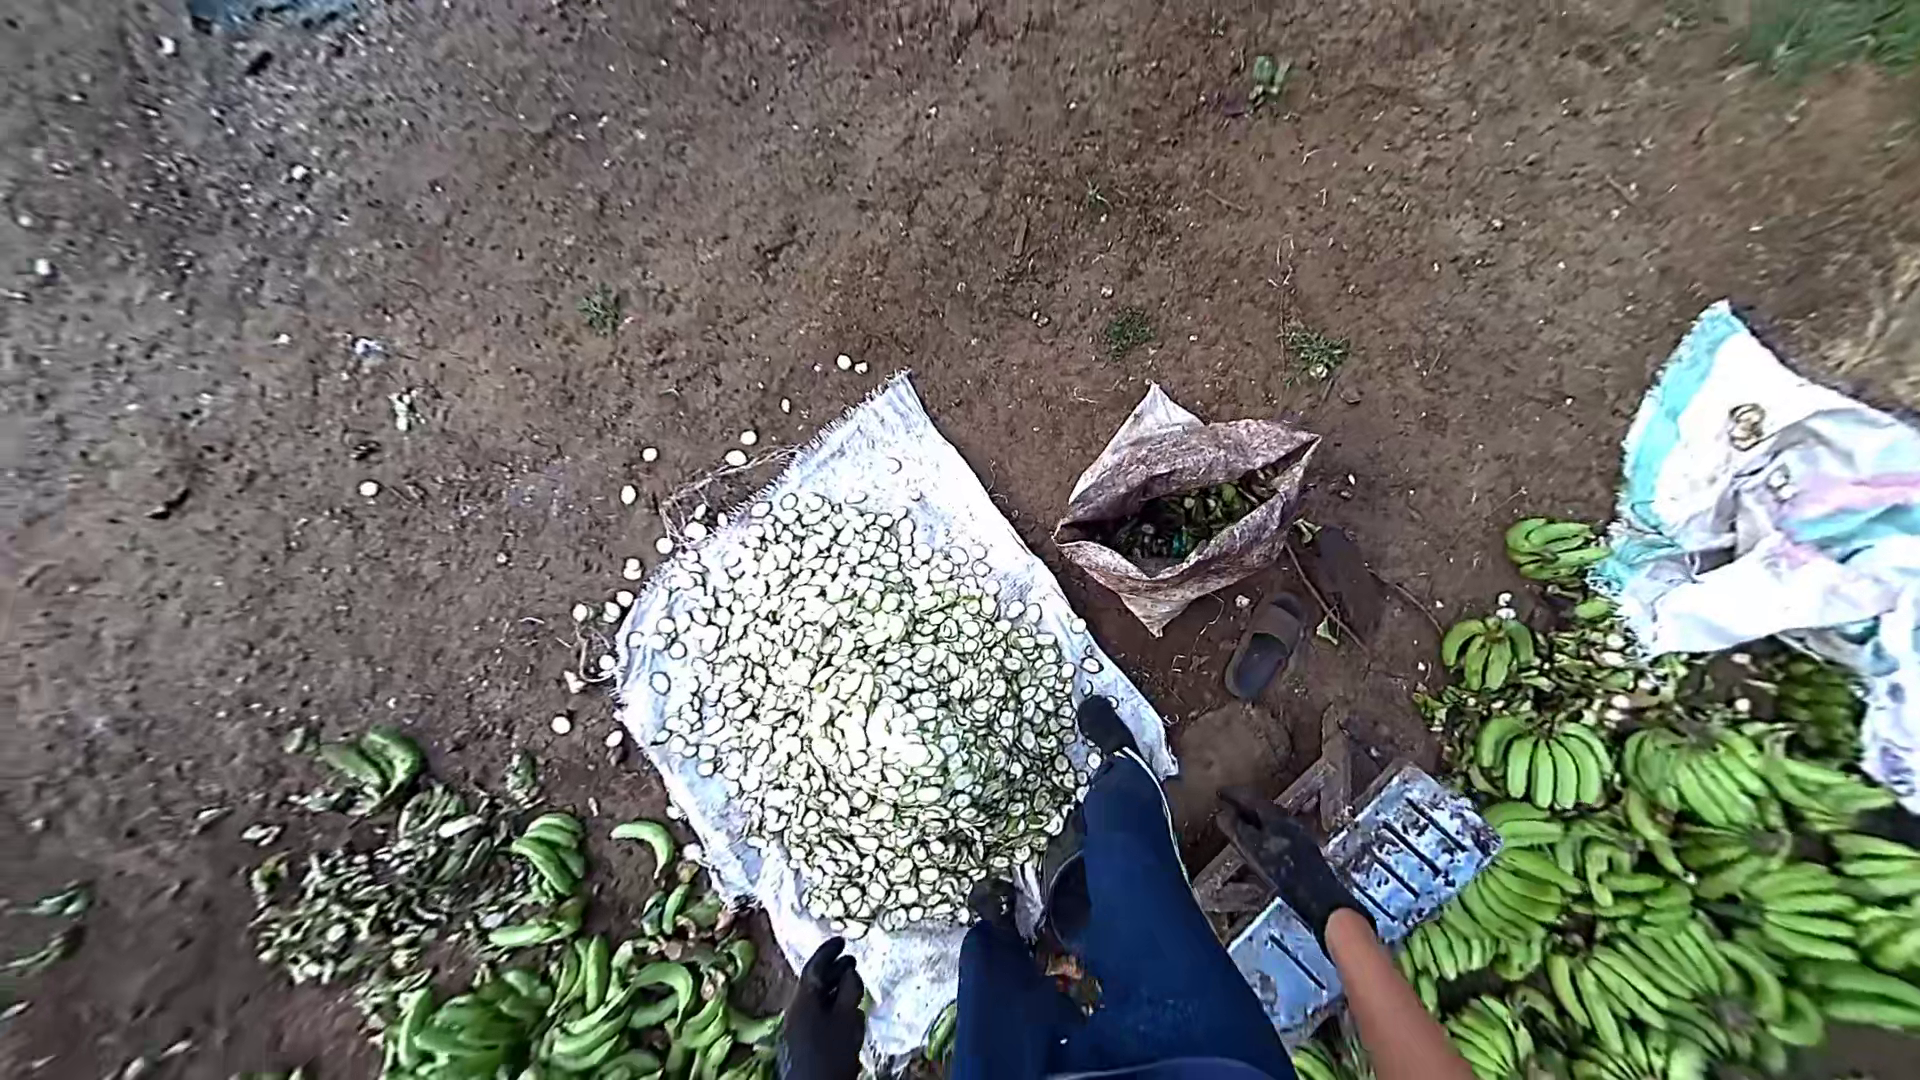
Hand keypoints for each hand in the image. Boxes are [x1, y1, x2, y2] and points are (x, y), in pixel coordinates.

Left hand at [777, 938, 864, 1079]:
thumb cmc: (831, 1055)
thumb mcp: (846, 1017)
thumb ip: (849, 989)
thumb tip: (850, 971)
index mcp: (802, 1001)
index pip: (814, 967)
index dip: (828, 951)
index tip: (842, 940)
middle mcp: (796, 1012)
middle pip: (815, 984)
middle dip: (835, 972)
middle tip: (852, 962)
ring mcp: (797, 1031)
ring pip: (818, 1002)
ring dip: (836, 993)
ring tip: (855, 991)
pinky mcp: (803, 1047)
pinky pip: (819, 1019)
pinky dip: (834, 1011)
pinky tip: (849, 1019)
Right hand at [1215, 786, 1372, 949]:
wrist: (1321, 900)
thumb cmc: (1285, 872)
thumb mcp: (1254, 849)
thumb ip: (1236, 829)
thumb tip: (1221, 813)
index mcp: (1276, 816)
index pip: (1250, 797)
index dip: (1233, 794)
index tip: (1219, 792)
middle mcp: (1289, 821)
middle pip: (1262, 806)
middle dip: (1243, 804)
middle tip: (1227, 804)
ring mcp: (1298, 835)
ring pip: (1270, 819)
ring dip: (1253, 817)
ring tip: (1239, 820)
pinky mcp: (1303, 850)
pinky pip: (1276, 830)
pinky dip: (1262, 829)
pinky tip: (1259, 840)